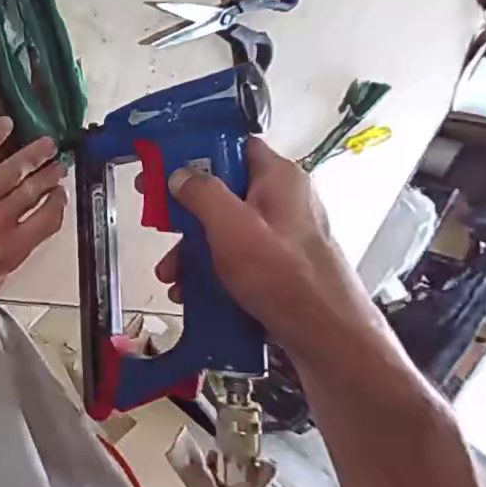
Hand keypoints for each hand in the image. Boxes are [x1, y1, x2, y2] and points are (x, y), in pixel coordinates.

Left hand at [0, 116, 66, 317]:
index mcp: (11, 250)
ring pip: (14, 169)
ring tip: (46, 143)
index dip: (57, 204)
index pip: (47, 220)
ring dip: (33, 154)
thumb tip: (2, 265)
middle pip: (33, 191)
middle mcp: (1, 220)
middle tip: (59, 164)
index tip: (60, 195)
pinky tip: (6, 124)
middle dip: (50, 175)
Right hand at [153, 138, 327, 301]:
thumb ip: (201, 194)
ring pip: (224, 229)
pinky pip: (236, 256)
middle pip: (222, 192)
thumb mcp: (231, 228)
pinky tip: (191, 292)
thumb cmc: (285, 279)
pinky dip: (211, 270)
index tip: (162, 169)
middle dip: (185, 215)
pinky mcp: (278, 265)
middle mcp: (283, 201)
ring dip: (193, 250)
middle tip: (159, 224)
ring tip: (172, 275)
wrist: (326, 339)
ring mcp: (281, 234)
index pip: (232, 147)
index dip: (194, 154)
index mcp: (278, 179)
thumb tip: (180, 175)